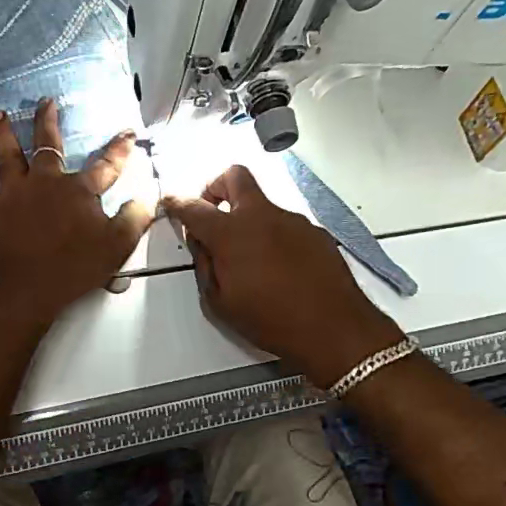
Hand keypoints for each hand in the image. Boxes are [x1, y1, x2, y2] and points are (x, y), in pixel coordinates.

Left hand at [0, 98, 152, 328]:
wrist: (22, 292)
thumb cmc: (72, 271)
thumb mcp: (116, 248)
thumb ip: (133, 220)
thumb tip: (144, 199)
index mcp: (77, 191)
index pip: (105, 165)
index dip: (119, 149)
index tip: (128, 133)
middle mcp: (44, 183)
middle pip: (48, 145)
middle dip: (48, 121)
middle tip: (46, 101)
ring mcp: (12, 193)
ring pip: (7, 154)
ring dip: (2, 132)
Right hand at [163, 165, 404, 388]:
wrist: (335, 329)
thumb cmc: (271, 320)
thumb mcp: (220, 302)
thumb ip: (205, 266)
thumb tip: (203, 245)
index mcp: (231, 233)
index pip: (193, 206)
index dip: (177, 203)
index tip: (170, 203)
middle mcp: (262, 216)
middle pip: (234, 176)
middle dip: (216, 186)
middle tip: (213, 212)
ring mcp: (293, 220)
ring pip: (262, 205)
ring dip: (249, 219)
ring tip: (251, 259)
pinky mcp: (315, 232)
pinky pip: (285, 225)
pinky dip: (274, 237)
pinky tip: (280, 269)